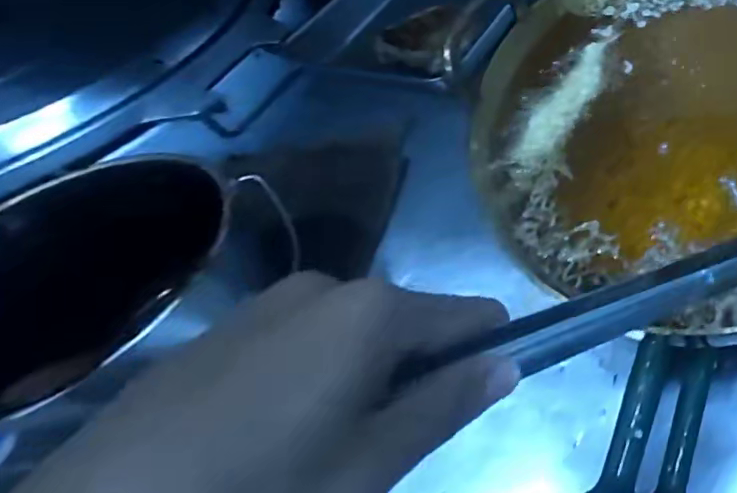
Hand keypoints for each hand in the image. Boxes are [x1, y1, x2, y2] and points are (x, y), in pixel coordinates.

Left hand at [20, 273, 518, 492]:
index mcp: (376, 308)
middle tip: (361, 445)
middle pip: (410, 322)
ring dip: (352, 376)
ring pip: (351, 333)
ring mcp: (262, 306)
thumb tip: (508, 365)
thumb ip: (446, 407)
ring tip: (301, 446)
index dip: (480, 357)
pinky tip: (246, 440)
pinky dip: (297, 379)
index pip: (474, 315)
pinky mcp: (207, 338)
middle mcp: (330, 286)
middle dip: (406, 372)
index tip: (450, 409)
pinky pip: (291, 342)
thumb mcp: (362, 471)